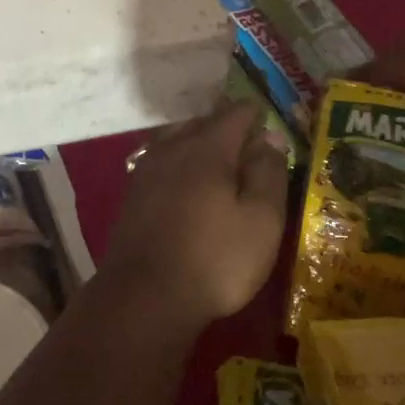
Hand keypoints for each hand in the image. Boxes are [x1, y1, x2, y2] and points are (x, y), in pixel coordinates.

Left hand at [94, 100, 289, 328]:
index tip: (269, 116)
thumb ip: (267, 174)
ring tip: (223, 155)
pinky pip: (164, 158)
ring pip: (178, 138)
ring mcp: (147, 167)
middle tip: (249, 135)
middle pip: (202, 123)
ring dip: (200, 139)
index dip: (254, 113)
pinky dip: (182, 158)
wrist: (146, 291)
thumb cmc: (215, 258)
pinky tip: (189, 178)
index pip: (233, 115)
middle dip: (227, 125)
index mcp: (205, 147)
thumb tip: (269, 138)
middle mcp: (172, 146)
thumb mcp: (261, 220)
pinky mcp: (135, 190)